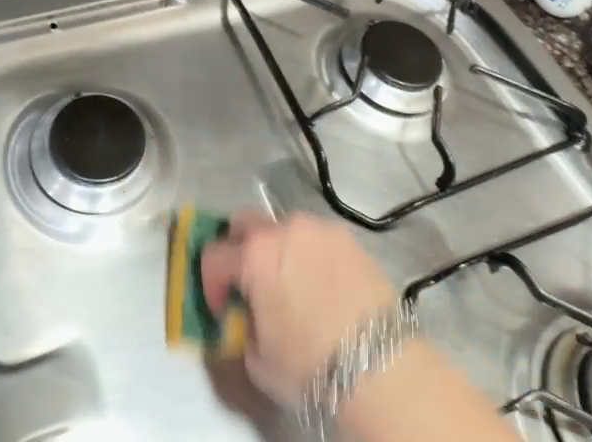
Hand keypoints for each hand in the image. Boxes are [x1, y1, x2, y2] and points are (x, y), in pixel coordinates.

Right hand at [198, 210, 399, 402]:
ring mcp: (320, 230)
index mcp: (254, 256)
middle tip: (249, 282)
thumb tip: (248, 320)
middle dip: (239, 249)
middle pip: (245, 224)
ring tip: (291, 283)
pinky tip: (321, 284)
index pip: (213, 257)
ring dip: (278, 249)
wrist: (381, 367)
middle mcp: (284, 230)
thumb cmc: (311, 365)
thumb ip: (243, 328)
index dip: (211, 285)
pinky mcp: (350, 239)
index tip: (222, 309)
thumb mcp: (259, 358)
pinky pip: (317, 238)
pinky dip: (310, 254)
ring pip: (284, 228)